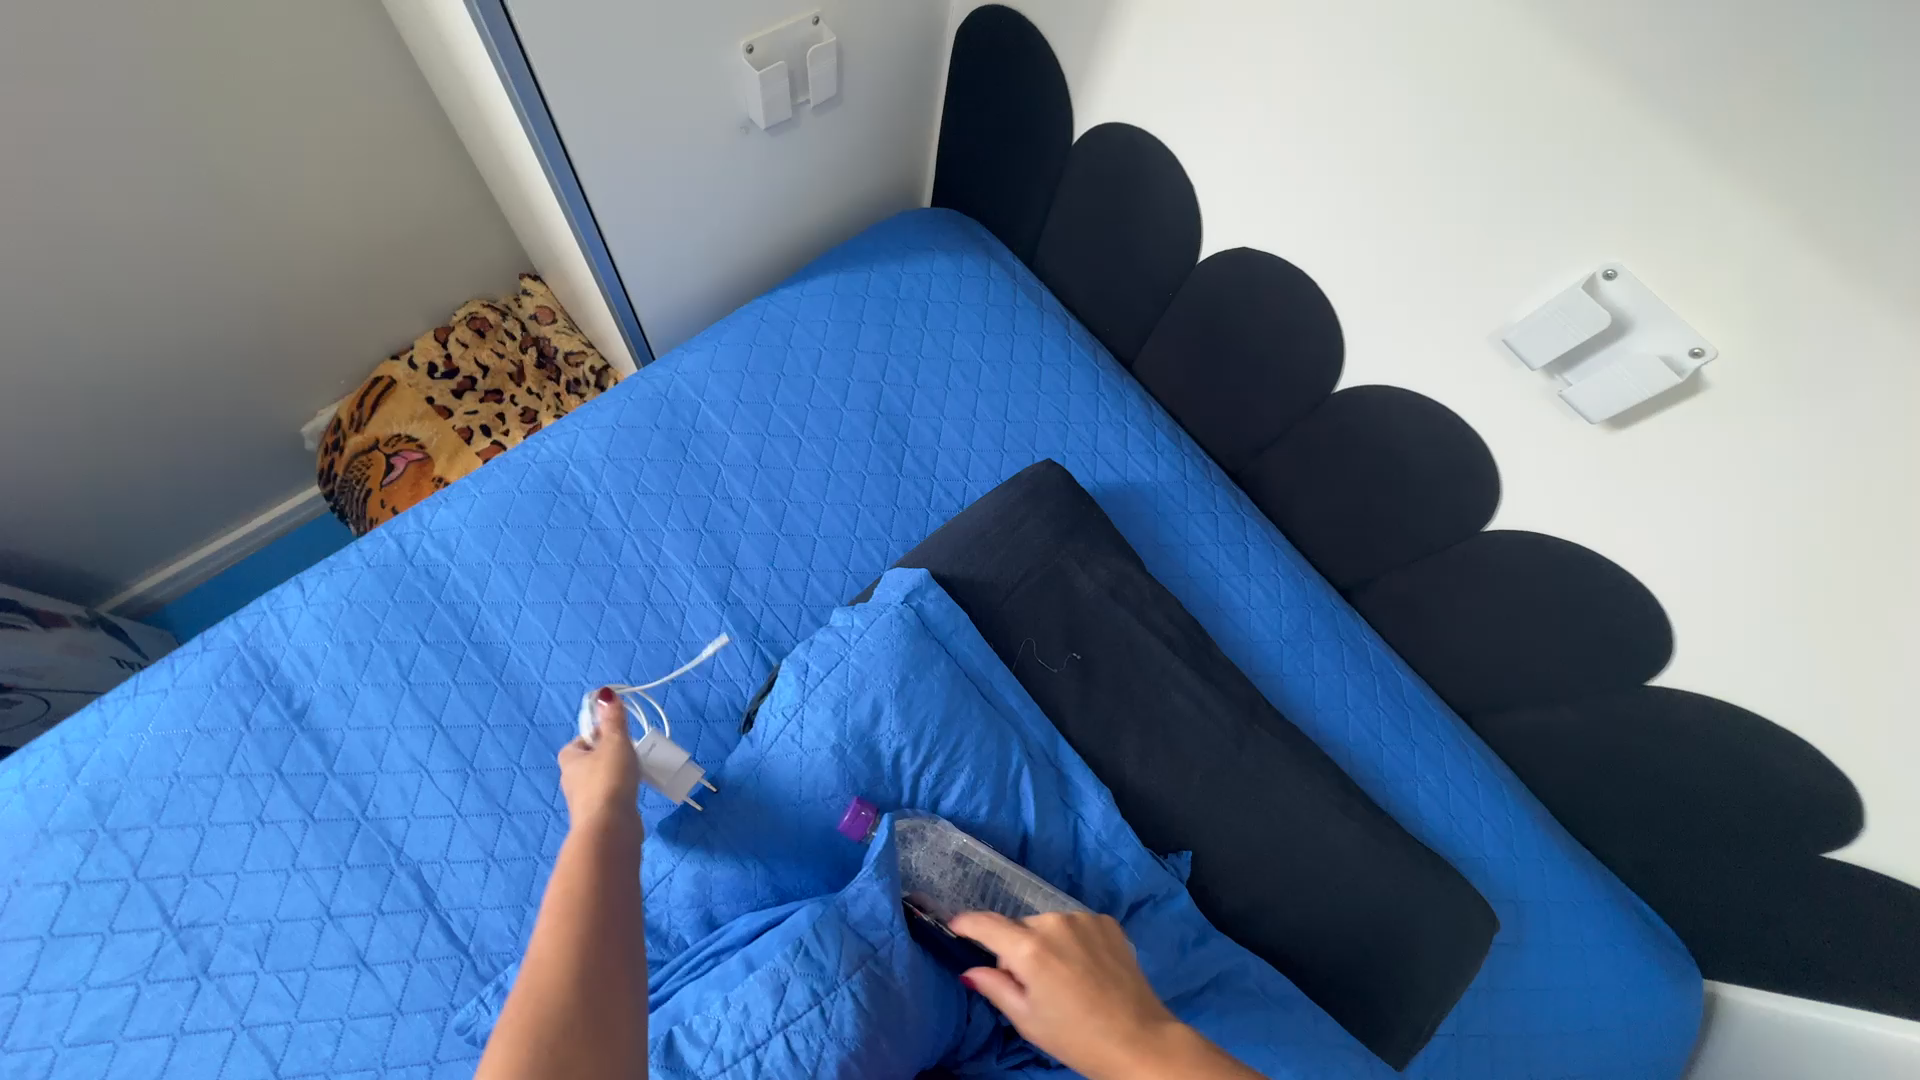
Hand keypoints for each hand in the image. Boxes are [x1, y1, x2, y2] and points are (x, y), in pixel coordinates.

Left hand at [558, 688, 642, 834]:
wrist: (609, 828)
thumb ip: (613, 719)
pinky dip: (621, 791)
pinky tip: (634, 791)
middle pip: (591, 759)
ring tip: (637, 770)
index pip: (580, 740)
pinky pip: (610, 795)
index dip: (598, 734)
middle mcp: (571, 779)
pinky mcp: (598, 815)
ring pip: (601, 778)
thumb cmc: (609, 779)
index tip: (618, 734)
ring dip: (617, 773)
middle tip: (631, 751)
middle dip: (610, 754)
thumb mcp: (615, 742)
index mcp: (569, 759)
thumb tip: (605, 694)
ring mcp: (584, 800)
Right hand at [949, 911, 1183, 1078]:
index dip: (967, 923)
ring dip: (1046, 944)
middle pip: (1021, 928)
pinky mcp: (1106, 921)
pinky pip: (1076, 925)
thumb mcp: (1027, 1020)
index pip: (987, 925)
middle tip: (1030, 985)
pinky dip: (1073, 941)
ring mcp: (1083, 918)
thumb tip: (969, 969)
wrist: (1140, 1040)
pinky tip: (1086, 968)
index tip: (955, 925)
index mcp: (1030, 948)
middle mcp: (1054, 922)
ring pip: (1049, 925)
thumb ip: (994, 988)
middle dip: (1017, 949)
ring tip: (1063, 979)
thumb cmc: (1076, 1037)